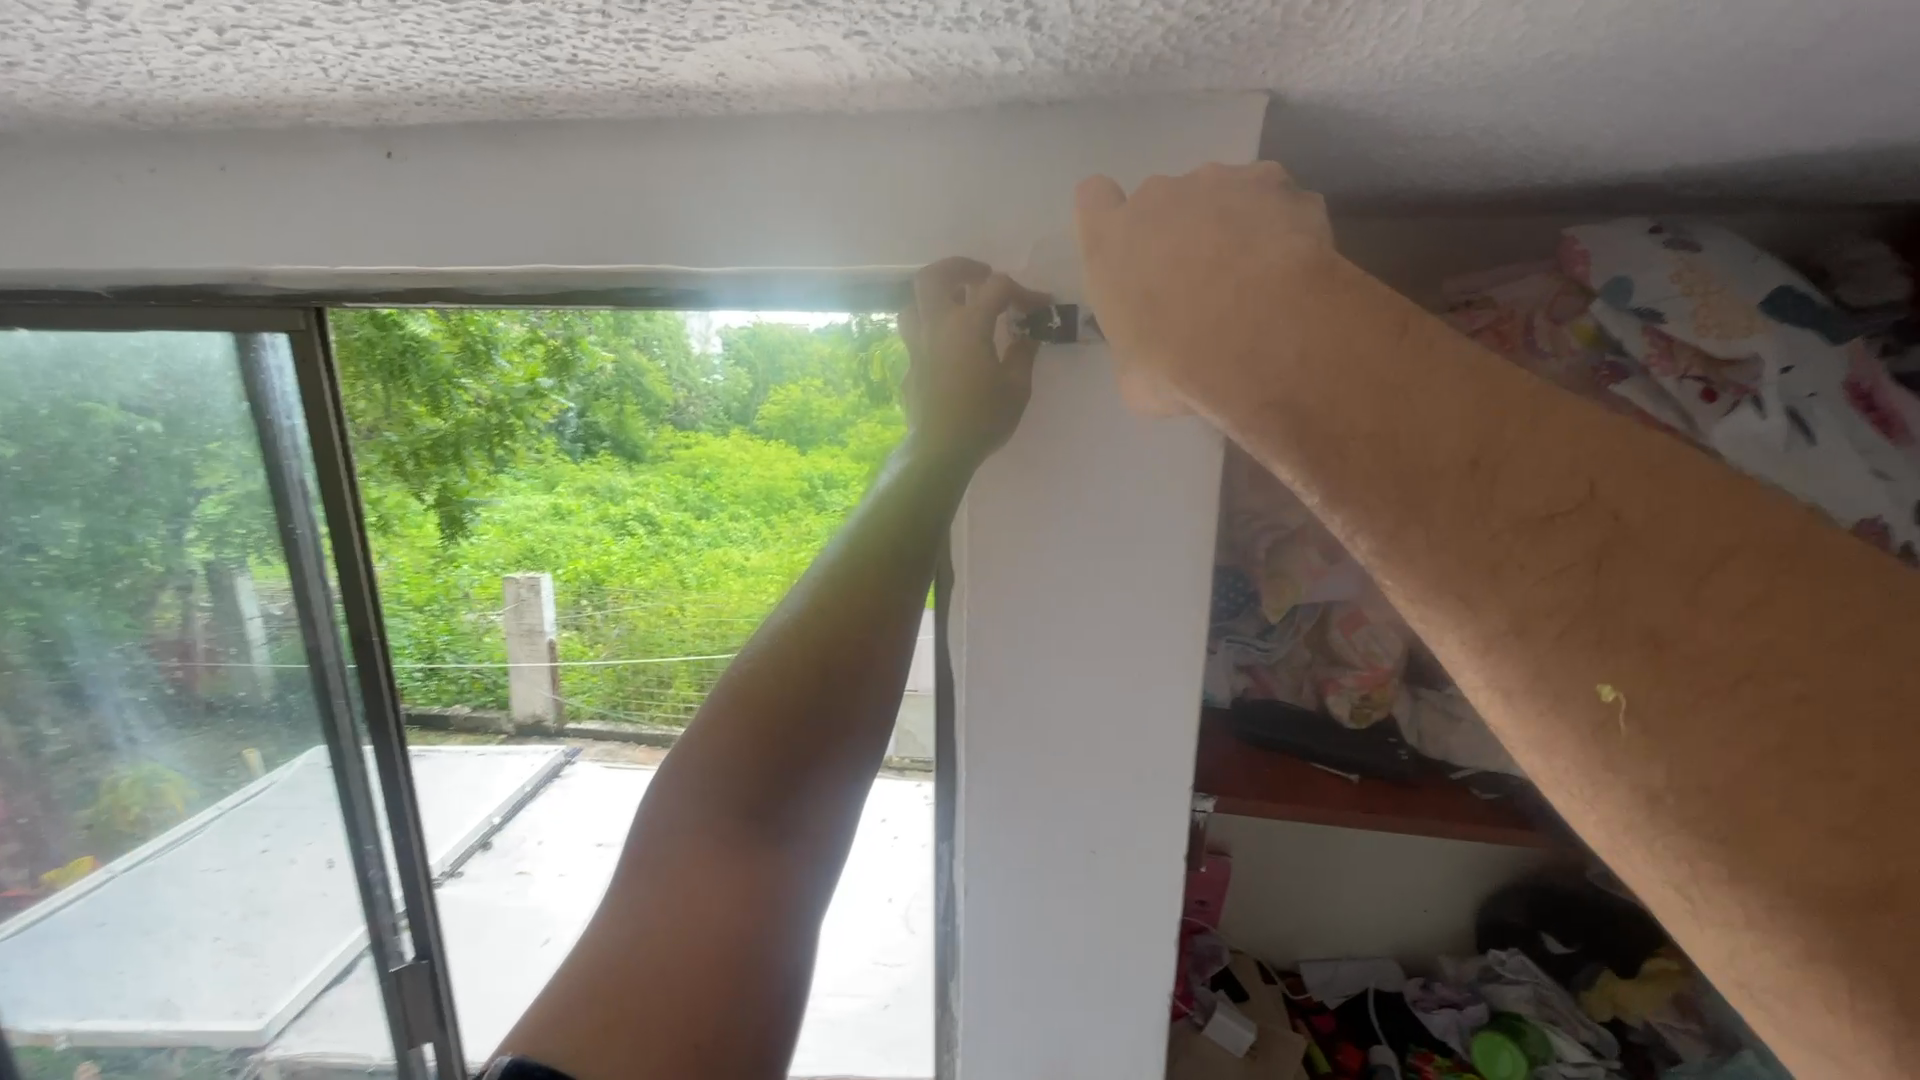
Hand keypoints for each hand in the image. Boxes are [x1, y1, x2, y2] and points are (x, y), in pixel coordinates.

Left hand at [898, 257, 1049, 468]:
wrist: (941, 450)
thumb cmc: (984, 418)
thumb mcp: (1017, 387)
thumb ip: (1023, 354)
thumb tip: (1027, 336)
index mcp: (967, 325)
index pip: (997, 288)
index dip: (1023, 291)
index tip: (1040, 306)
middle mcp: (935, 327)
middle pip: (934, 277)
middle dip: (959, 268)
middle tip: (981, 277)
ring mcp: (916, 348)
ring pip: (912, 305)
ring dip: (934, 300)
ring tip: (956, 309)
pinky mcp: (909, 370)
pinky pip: (915, 340)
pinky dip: (932, 336)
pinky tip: (948, 354)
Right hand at [1074, 162, 1339, 415]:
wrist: (1261, 340)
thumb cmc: (1177, 366)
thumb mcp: (1136, 380)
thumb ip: (1135, 351)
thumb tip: (1153, 360)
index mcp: (1110, 243)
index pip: (1093, 199)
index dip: (1112, 217)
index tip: (1131, 248)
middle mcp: (1157, 198)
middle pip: (1162, 201)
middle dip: (1179, 232)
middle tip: (1201, 283)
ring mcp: (1218, 182)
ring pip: (1220, 194)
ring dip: (1231, 224)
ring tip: (1255, 276)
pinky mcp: (1274, 182)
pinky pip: (1273, 200)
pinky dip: (1281, 225)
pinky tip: (1294, 267)